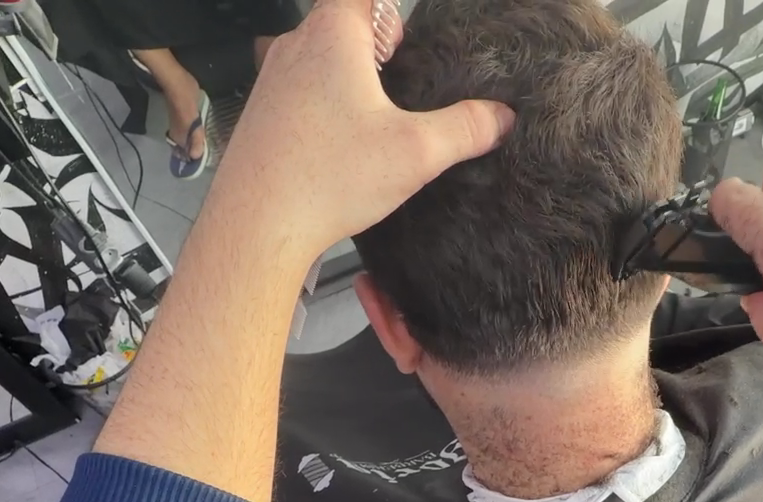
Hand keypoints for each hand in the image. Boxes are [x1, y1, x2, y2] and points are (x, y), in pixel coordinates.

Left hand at [212, 0, 514, 264]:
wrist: (260, 220)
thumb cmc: (332, 177)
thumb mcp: (415, 153)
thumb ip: (464, 130)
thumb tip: (502, 117)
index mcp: (336, 33)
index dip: (396, 16)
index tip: (413, 45)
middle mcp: (297, 43)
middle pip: (345, 23)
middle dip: (378, 46)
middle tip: (406, 84)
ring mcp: (273, 78)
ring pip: (320, 60)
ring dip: (350, 79)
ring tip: (376, 121)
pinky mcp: (262, 114)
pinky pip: (301, 93)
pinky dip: (325, 107)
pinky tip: (341, 149)